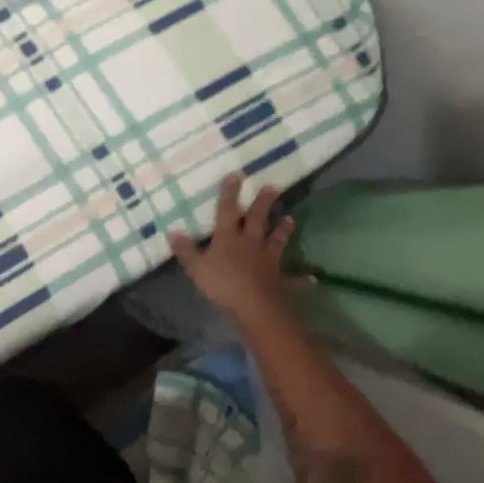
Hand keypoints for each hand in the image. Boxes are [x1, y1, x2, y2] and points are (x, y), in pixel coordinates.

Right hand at [168, 173, 308, 323]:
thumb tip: (172, 232)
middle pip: (258, 220)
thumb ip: (185, 250)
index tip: (237, 174)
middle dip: (264, 203)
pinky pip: (293, 279)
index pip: (227, 211)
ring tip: (290, 219)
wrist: (255, 308)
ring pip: (276, 242)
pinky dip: (302, 279)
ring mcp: (268, 261)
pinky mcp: (280, 281)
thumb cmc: (222, 284)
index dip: (230, 193)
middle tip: (274, 187)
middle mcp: (250, 244)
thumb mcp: (196, 267)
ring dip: (283, 231)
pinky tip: (312, 277)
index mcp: (228, 238)